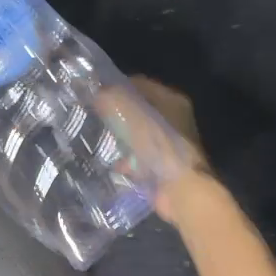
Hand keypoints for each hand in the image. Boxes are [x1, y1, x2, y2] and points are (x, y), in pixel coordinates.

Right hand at [101, 76, 209, 221]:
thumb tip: (98, 93)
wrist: (182, 190)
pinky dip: (127, 161)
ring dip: (120, 138)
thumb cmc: (160, 147)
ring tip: (97, 139)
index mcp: (171, 101)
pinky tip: (112, 164)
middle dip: (116, 114)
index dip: (116, 86)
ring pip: (138, 135)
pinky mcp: (164, 166)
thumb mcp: (133, 116)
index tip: (95, 93)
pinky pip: (140, 159)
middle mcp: (173, 120)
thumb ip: (114, 100)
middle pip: (139, 110)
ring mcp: (170, 145)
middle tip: (93, 116)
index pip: (139, 84)